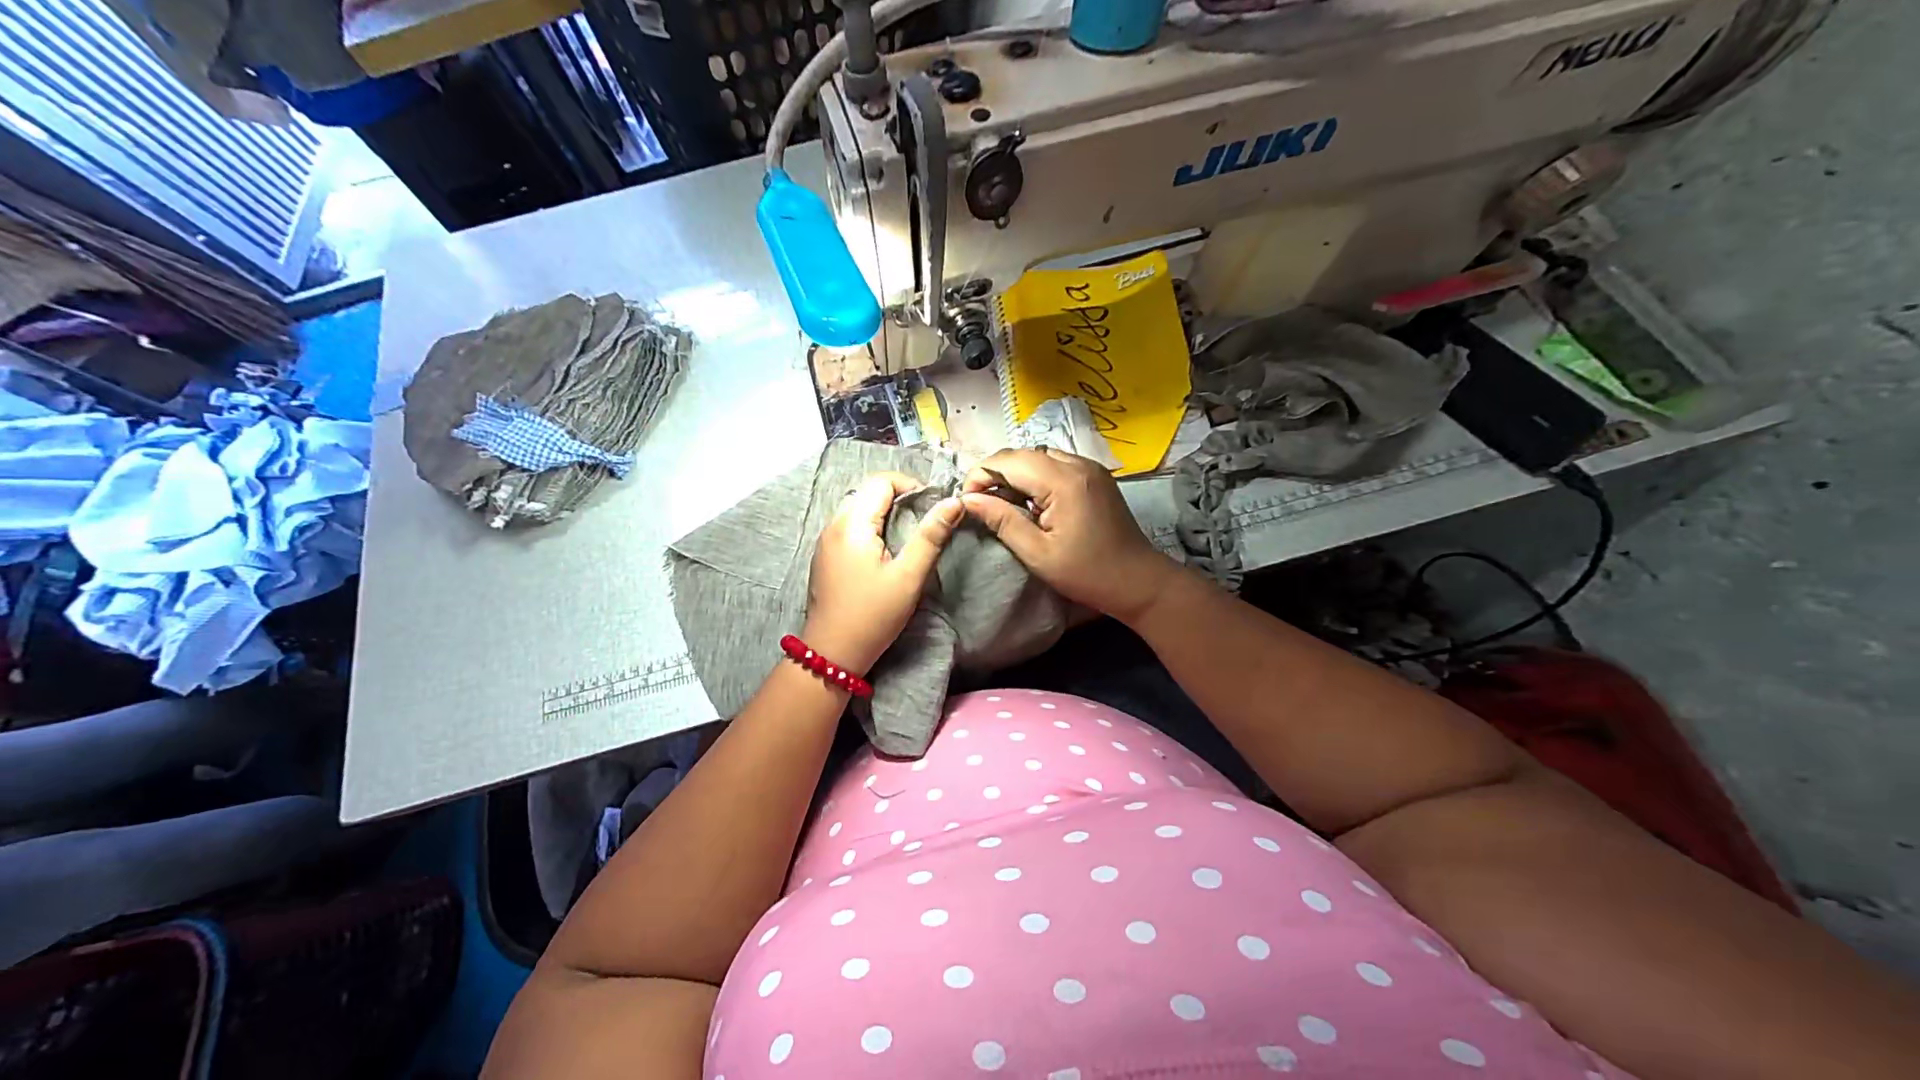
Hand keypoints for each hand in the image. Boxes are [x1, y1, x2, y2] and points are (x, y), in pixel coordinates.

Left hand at [803, 472, 961, 675]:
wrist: (832, 652)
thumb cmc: (873, 615)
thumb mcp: (908, 576)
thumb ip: (931, 535)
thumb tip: (954, 502)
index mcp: (852, 524)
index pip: (881, 481)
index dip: (910, 485)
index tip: (932, 507)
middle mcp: (833, 525)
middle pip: (868, 492)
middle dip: (899, 498)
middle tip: (923, 521)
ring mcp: (825, 541)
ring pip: (858, 508)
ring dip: (885, 513)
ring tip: (908, 536)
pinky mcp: (825, 556)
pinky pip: (850, 527)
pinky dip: (871, 528)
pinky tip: (886, 552)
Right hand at [960, 448, 1180, 622]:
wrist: (1138, 581)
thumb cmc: (1087, 573)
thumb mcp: (1037, 554)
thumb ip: (1002, 520)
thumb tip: (968, 500)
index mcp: (1063, 480)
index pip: (1008, 460)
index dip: (980, 475)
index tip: (966, 501)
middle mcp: (1077, 464)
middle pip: (1023, 454)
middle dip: (995, 474)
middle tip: (980, 504)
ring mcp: (1089, 467)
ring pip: (1038, 457)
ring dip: (1015, 475)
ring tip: (1002, 505)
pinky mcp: (1095, 476)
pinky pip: (1056, 465)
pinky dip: (1036, 477)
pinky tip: (1030, 503)